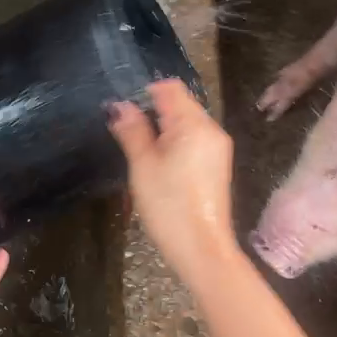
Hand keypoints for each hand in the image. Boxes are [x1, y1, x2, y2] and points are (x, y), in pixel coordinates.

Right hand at [107, 79, 239, 269]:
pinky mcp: (216, 165)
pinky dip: (174, 144)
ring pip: (185, 123)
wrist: (201, 249)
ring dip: (162, 130)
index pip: (169, 87)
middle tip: (127, 136)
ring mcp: (217, 148)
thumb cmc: (168, 206)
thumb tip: (120, 106)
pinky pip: (193, 140)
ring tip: (141, 154)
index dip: (144, 93)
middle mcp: (211, 129)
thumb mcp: (142, 165)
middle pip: (179, 104)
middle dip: (152, 113)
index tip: (123, 113)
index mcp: (194, 124)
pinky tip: (159, 166)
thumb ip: (132, 130)